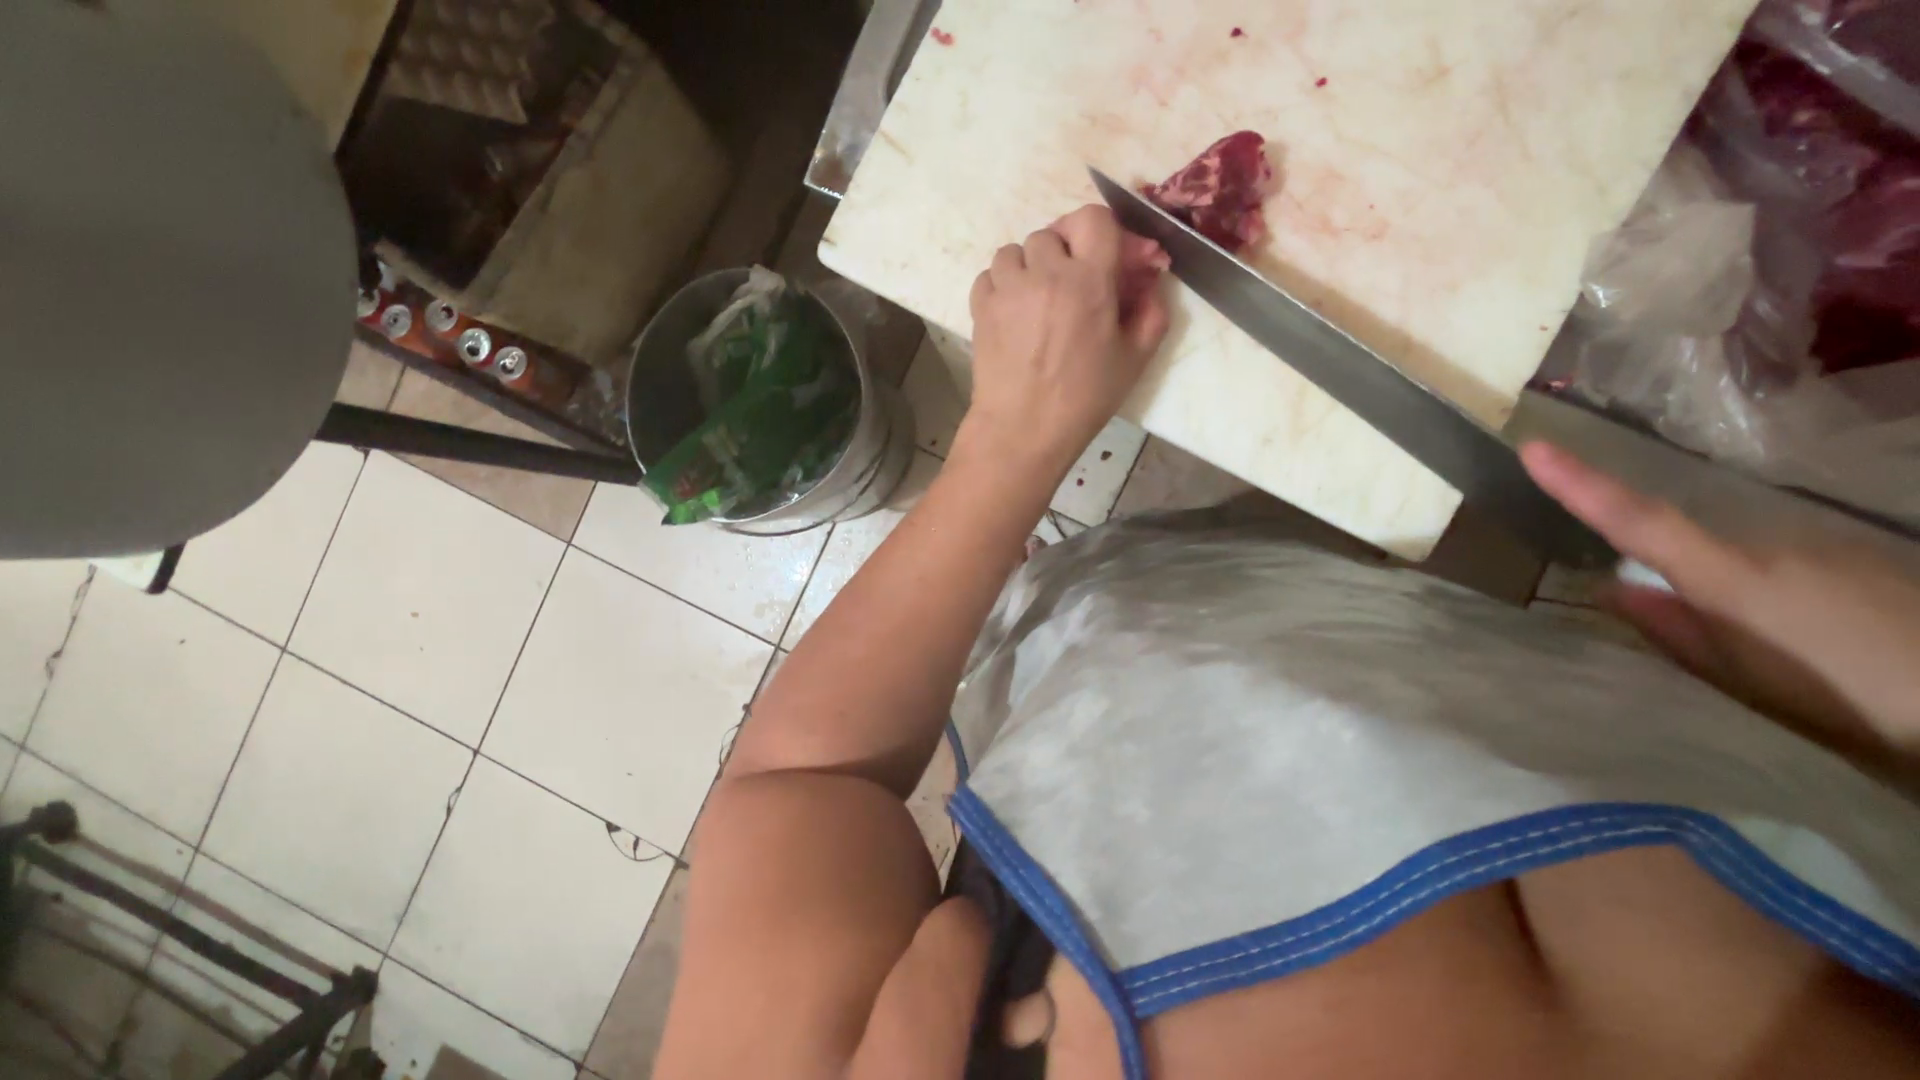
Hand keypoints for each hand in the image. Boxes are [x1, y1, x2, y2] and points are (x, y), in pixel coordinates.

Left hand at [958, 204, 1171, 476]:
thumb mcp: (1134, 359)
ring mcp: (1007, 288)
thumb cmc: (1083, 398)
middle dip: (1068, 252)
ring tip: (1041, 297)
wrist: (1023, 429)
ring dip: (1032, 266)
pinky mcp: (980, 306)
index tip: (1110, 257)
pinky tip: (1015, 310)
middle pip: (1054, 232)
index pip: (1094, 217)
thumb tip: (1148, 281)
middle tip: (1076, 284)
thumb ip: (1151, 312)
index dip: (1104, 231)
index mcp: (1088, 281)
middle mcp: (1045, 273)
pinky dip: (1004, 284)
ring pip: (1017, 250)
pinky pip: (991, 274)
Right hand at [1522, 442, 1919, 781]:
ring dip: (1751, 595)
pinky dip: (1795, 597)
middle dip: (1693, 584)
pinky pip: (1798, 566)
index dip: (1580, 484)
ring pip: (1752, 559)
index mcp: (1726, 576)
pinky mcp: (1866, 554)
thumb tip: (1610, 588)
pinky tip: (1831, 642)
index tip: (1533, 448)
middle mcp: (1770, 542)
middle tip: (1730, 650)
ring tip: (1793, 657)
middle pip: (1699, 547)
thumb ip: (1670, 628)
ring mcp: (1824, 543)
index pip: (1635, 519)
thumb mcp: (1742, 680)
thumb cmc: (1846, 702)